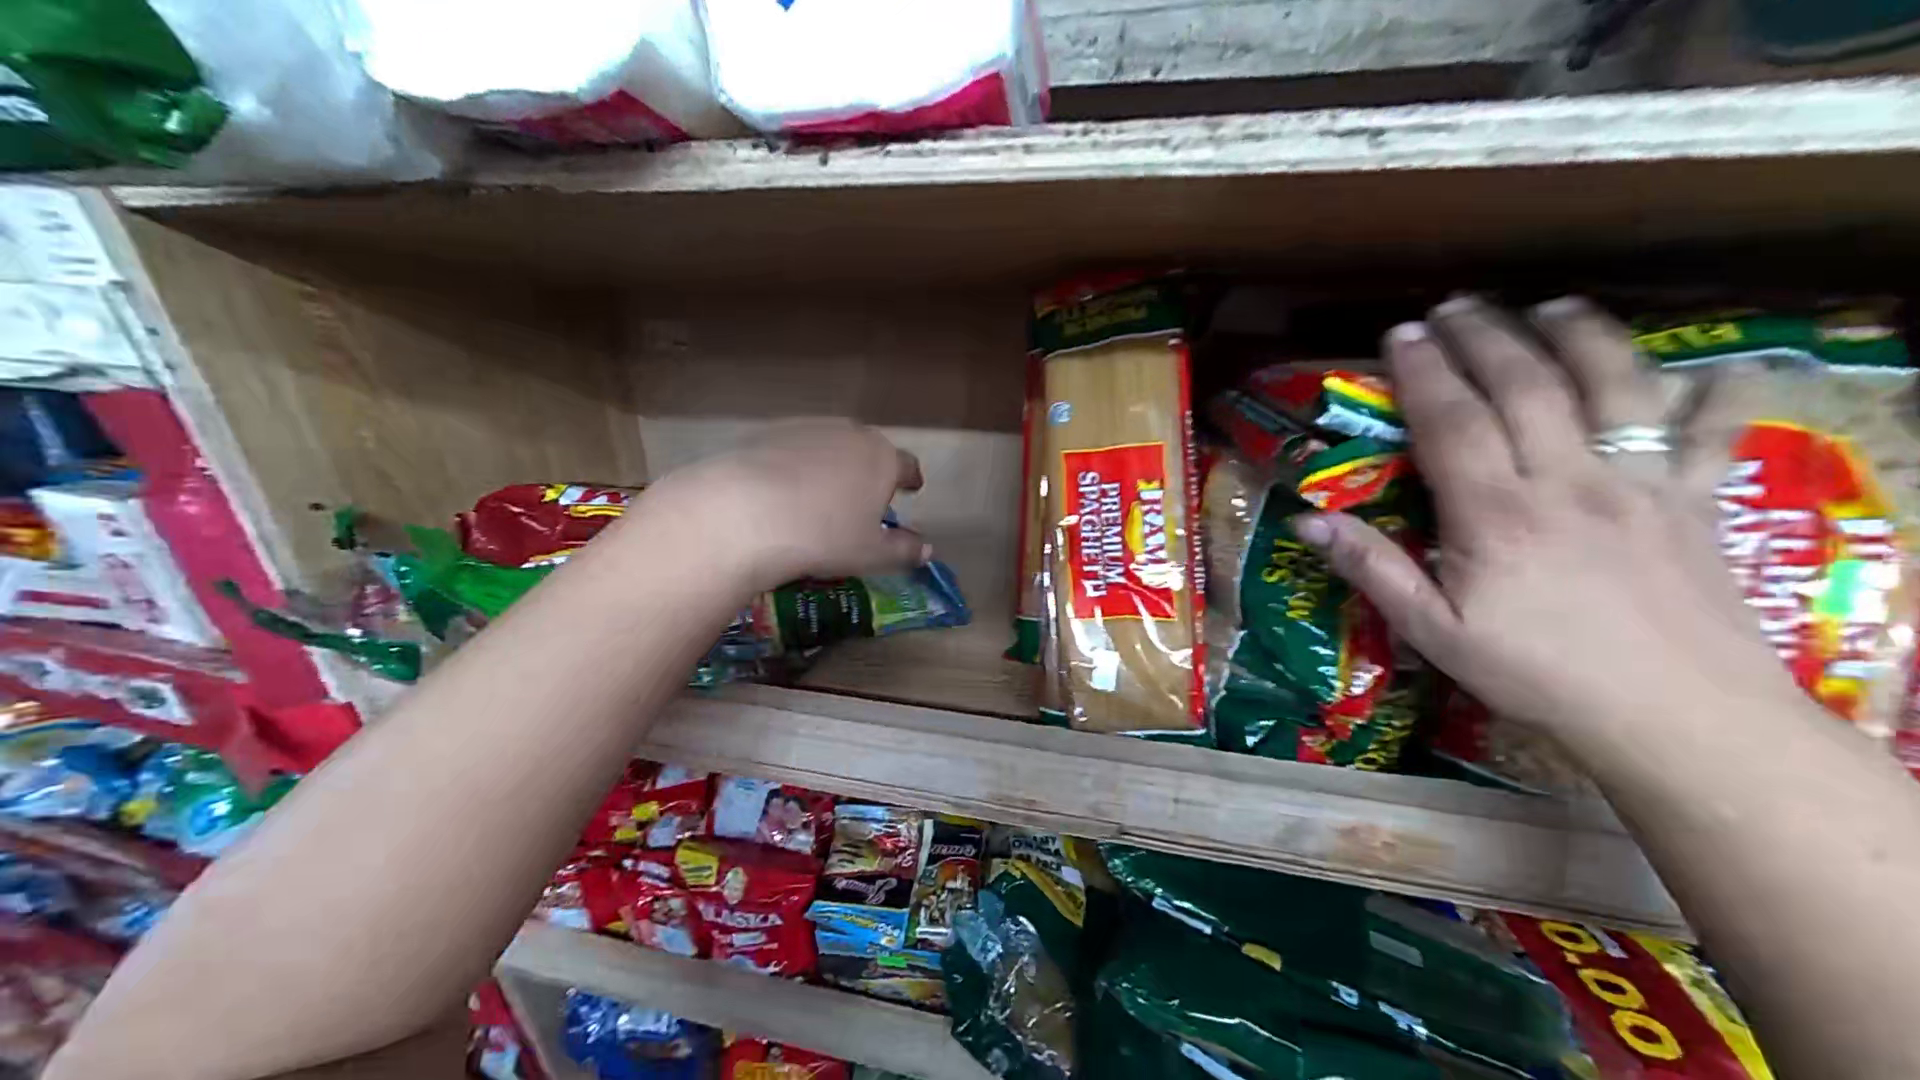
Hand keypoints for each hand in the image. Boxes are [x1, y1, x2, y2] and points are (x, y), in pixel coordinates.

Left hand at [630, 419, 927, 592]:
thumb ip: (903, 550)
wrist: (746, 513)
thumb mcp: (872, 554)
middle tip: (862, 499)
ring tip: (820, 496)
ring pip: (829, 446)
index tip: (911, 489)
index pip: (907, 465)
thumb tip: (925, 550)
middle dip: (869, 471)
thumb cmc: (825, 536)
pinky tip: (782, 491)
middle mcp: (849, 433)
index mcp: (882, 458)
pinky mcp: (767, 432)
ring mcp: (807, 428)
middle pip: (868, 450)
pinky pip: (792, 450)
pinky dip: (795, 465)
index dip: (910, 479)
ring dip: (832, 465)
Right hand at [1295, 296, 1800, 738]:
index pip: (1454, 421)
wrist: (1675, 716)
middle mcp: (1569, 482)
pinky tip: (1710, 362)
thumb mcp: (1432, 631)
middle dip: (1486, 337)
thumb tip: (1307, 519)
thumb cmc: (1537, 674)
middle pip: (1527, 387)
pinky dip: (1717, 388)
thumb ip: (1373, 568)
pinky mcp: (1696, 500)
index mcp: (1497, 514)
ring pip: (1614, 388)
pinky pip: (1712, 432)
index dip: (1426, 371)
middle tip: (1455, 306)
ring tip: (1550, 306)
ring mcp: (1641, 484)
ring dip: (1580, 337)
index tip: (1404, 334)